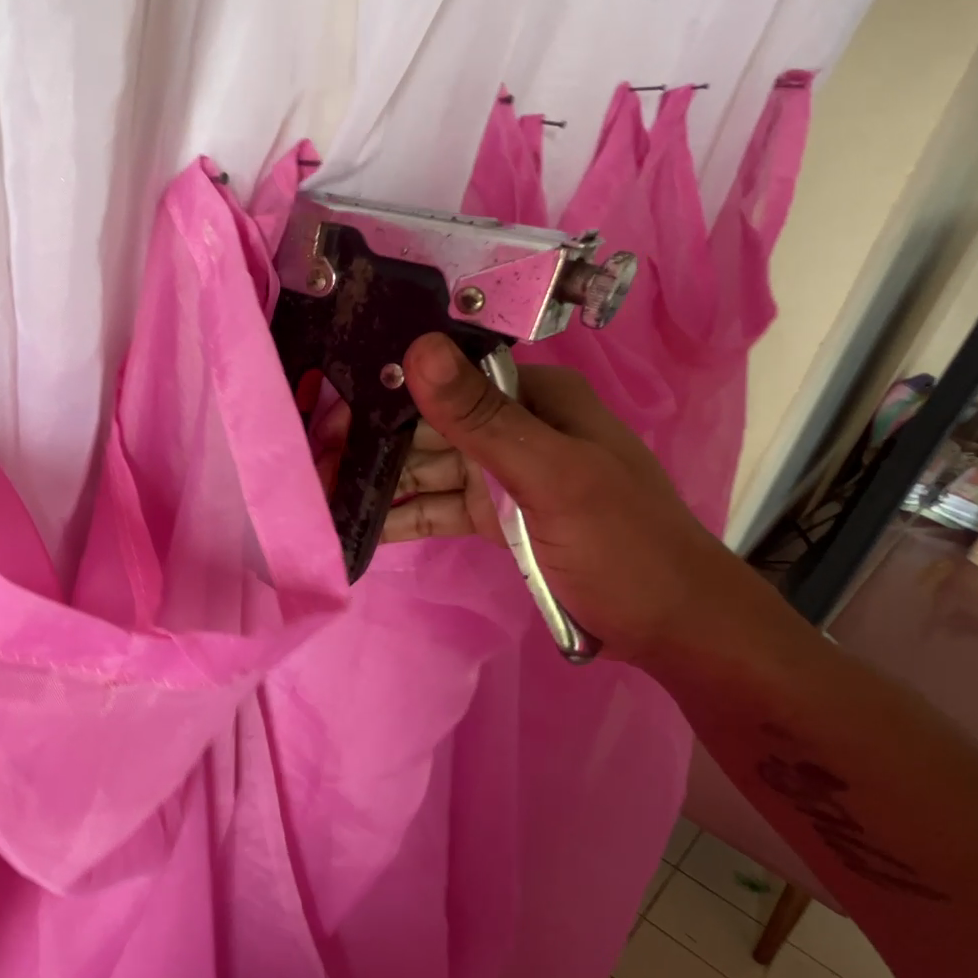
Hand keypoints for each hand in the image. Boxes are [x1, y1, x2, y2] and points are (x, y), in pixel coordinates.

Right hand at [315, 332, 769, 663]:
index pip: (441, 378)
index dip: (380, 390)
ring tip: (313, 495)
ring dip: (372, 480)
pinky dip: (396, 516)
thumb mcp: (550, 476)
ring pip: (419, 468)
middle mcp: (510, 427)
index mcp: (533, 398)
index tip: (321, 409)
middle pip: (421, 424)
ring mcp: (497, 474)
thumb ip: (481, 417)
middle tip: (303, 464)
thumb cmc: (623, 545)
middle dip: (364, 442)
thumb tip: (417, 348)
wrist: (673, 629)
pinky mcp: (489, 515)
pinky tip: (352, 525)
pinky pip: (430, 507)